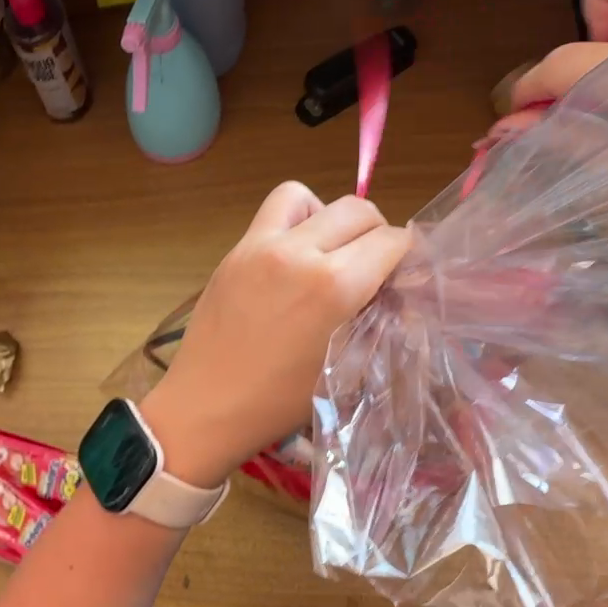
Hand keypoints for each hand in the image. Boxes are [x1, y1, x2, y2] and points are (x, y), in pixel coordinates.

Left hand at [139, 182, 410, 487]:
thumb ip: (371, 319)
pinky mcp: (233, 254)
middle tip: (368, 269)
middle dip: (374, 235)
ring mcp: (258, 247)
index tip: (397, 281)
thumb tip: (390, 290)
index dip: (403, 259)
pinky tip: (290, 260)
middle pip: (357, 210)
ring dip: (327, 217)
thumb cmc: (277, 404)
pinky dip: (291, 222)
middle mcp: (297, 253)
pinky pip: (271, 213)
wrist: (204, 409)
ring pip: (307, 197)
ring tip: (326, 255)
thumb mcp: (342, 367)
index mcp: (333, 286)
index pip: (392, 241)